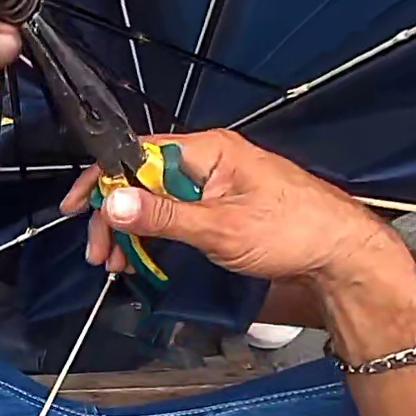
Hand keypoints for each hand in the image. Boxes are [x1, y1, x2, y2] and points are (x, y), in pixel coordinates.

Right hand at [60, 130, 408, 286]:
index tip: (77, 206)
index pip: (137, 155)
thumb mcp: (218, 227)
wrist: (338, 255)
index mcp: (206, 152)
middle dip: (113, 217)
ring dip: (130, 233)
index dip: (101, 179)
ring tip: (117, 263)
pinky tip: (142, 259)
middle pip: (140, 182)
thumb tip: (113, 201)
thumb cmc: (293, 230)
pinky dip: (153, 238)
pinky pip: (172, 217)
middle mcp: (206, 163)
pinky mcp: (216, 208)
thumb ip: (162, 216)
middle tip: (99, 253)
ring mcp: (211, 186)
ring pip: (153, 203)